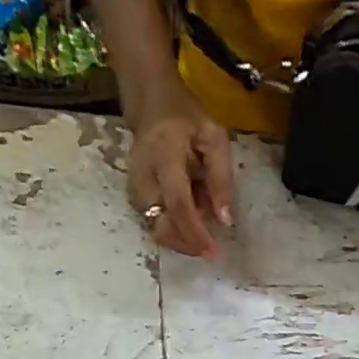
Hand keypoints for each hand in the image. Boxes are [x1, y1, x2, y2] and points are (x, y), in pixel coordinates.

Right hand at [127, 85, 233, 259]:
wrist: (150, 106)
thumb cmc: (186, 119)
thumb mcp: (214, 137)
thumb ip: (220, 178)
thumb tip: (224, 221)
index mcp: (164, 155)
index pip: (178, 204)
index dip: (195, 232)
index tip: (212, 252)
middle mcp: (143, 177)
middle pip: (161, 226)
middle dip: (187, 241)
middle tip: (210, 239)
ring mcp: (133, 190)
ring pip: (157, 230)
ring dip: (182, 234)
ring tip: (199, 214)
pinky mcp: (134, 199)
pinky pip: (154, 224)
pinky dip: (175, 227)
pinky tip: (188, 212)